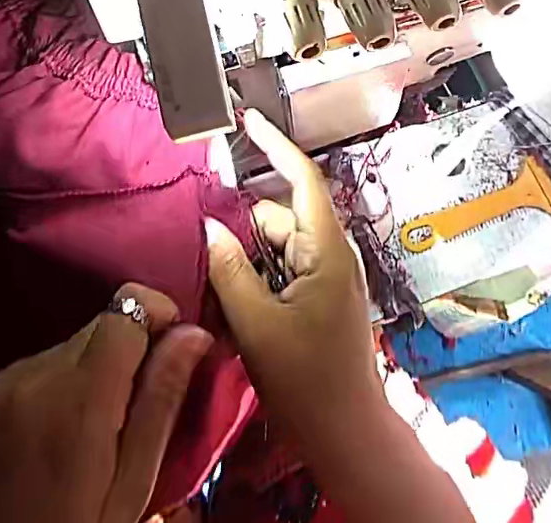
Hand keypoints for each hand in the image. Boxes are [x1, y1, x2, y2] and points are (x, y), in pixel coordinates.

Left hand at [0, 283, 213, 522]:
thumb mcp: (130, 488)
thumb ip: (161, 400)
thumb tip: (194, 333)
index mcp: (78, 395)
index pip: (128, 305)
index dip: (157, 316)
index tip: (169, 352)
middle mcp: (32, 375)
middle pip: (98, 327)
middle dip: (124, 353)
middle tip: (128, 412)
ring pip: (65, 348)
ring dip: (84, 374)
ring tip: (82, 435)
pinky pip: (28, 372)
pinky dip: (48, 391)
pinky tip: (43, 442)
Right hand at [203, 109, 383, 440]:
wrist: (346, 431)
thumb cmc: (307, 380)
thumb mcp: (258, 326)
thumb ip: (231, 271)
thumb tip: (210, 226)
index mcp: (325, 246)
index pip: (302, 178)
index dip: (276, 144)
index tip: (249, 119)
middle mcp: (330, 249)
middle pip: (279, 215)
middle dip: (242, 225)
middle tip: (204, 247)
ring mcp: (327, 271)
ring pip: (277, 243)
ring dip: (247, 256)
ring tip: (217, 286)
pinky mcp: (320, 291)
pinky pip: (284, 266)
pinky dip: (259, 273)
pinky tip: (236, 299)